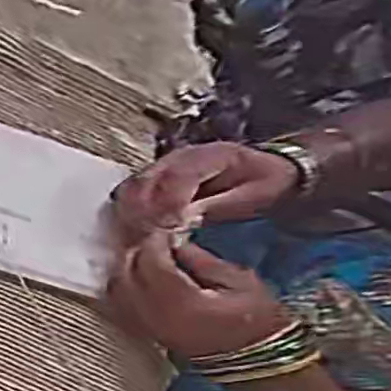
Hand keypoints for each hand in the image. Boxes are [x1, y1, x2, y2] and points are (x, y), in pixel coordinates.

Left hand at [104, 233, 288, 358]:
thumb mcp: (240, 282)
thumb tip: (175, 242)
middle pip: (125, 273)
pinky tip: (137, 276)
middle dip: (137, 252)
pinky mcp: (138, 329)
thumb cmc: (257, 319)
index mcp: (178, 300)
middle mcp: (149, 312)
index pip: (150, 262)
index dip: (154, 242)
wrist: (254, 360)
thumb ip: (202, 260)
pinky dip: (121, 285)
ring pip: (115, 287)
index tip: (165, 231)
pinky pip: (116, 301)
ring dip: (125, 268)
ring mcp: (139, 323)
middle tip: (155, 242)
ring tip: (147, 257)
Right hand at [112, 143, 298, 235]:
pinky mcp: (149, 177)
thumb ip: (215, 206)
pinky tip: (136, 226)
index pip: (176, 177)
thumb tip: (180, 218)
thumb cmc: (261, 184)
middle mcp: (178, 157)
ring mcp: (160, 166)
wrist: (264, 171)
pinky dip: (127, 210)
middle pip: (144, 181)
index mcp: (210, 155)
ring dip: (130, 212)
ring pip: (130, 187)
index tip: (170, 226)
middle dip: (142, 211)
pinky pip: (128, 193)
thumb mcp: (252, 195)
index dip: (168, 203)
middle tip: (150, 235)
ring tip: (141, 233)